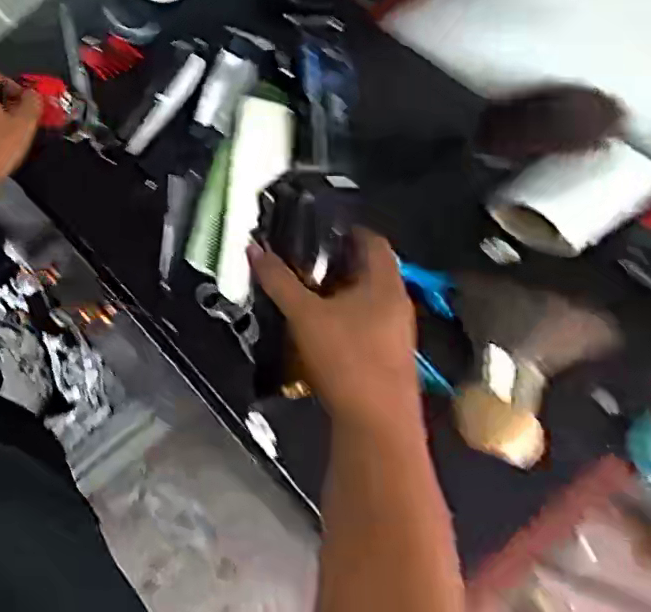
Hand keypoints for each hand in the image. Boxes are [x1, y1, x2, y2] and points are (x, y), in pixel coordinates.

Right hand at [252, 228, 420, 432]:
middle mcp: (396, 304)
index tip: (312, 223)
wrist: (377, 426)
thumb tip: (254, 248)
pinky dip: (336, 308)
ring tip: (294, 280)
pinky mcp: (384, 352)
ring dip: (331, 285)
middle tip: (294, 250)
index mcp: (385, 287)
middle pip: (366, 267)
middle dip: (330, 257)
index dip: (346, 228)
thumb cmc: (347, 359)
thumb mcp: (303, 314)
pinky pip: (360, 316)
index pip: (373, 242)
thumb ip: (278, 279)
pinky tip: (309, 316)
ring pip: (361, 294)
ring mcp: (393, 331)